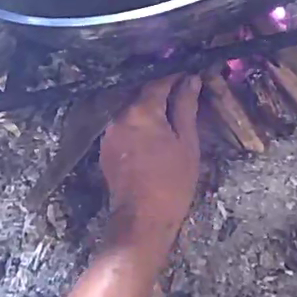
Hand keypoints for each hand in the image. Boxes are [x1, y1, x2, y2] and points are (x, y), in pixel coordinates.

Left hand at [98, 75, 202, 256]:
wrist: (142, 220)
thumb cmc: (172, 181)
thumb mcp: (186, 142)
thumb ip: (186, 107)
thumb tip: (191, 79)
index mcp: (141, 110)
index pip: (159, 82)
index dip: (176, 78)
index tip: (191, 76)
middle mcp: (120, 116)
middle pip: (142, 94)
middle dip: (162, 91)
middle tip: (183, 94)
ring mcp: (109, 132)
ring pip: (131, 110)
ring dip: (149, 108)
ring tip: (169, 114)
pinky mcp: (105, 148)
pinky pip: (124, 126)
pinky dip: (138, 124)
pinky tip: (152, 133)